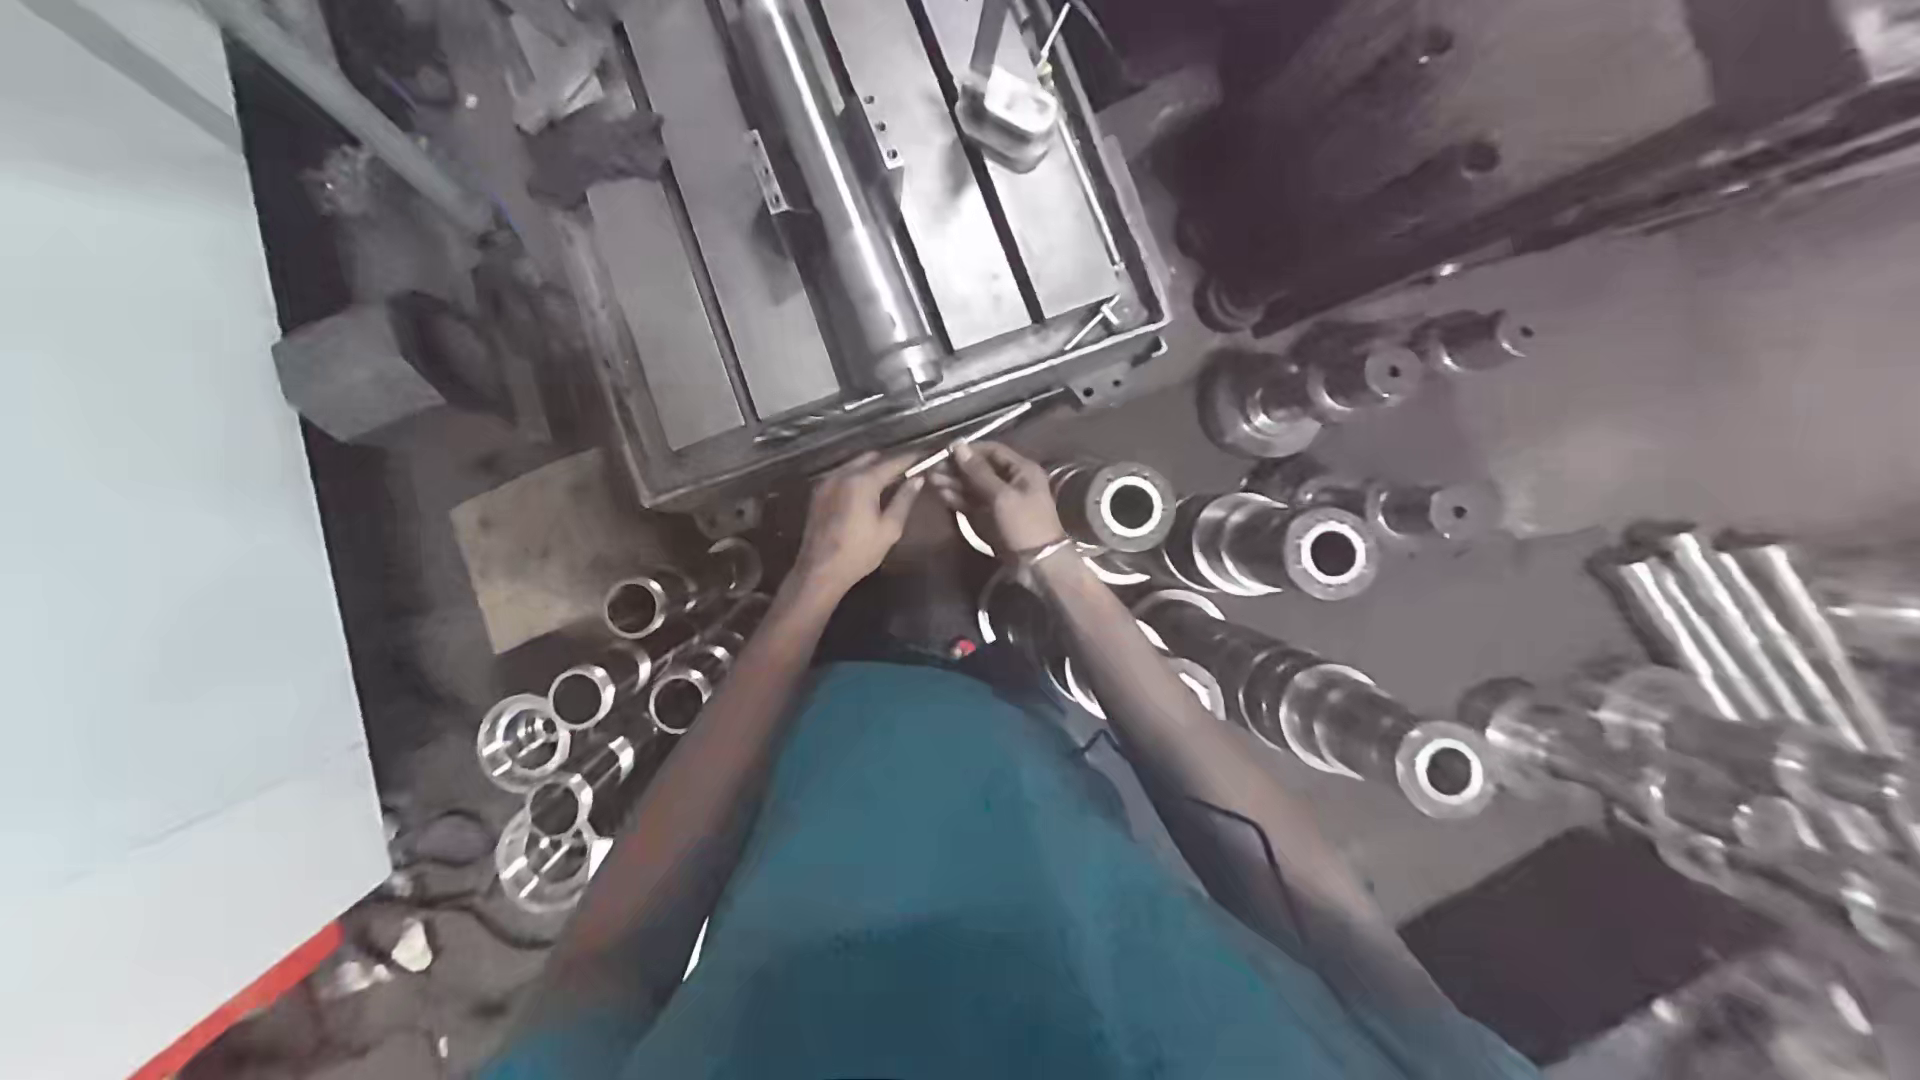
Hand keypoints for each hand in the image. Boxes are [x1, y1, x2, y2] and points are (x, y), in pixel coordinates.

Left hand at [792, 450, 922, 594]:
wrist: (820, 570)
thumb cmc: (859, 552)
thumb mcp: (890, 528)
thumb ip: (904, 500)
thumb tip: (917, 480)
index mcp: (862, 482)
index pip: (892, 462)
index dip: (909, 459)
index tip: (923, 457)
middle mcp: (842, 475)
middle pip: (871, 458)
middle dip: (889, 462)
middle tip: (906, 472)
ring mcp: (827, 482)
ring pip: (854, 464)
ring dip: (872, 467)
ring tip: (888, 481)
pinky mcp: (818, 493)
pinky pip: (841, 474)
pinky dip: (856, 476)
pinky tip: (865, 490)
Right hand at [930, 441, 1065, 554]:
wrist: (1037, 563)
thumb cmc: (1024, 524)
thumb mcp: (1002, 496)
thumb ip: (979, 472)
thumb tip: (958, 447)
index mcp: (1022, 470)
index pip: (992, 451)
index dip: (969, 450)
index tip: (945, 453)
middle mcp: (1011, 481)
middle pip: (980, 468)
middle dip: (957, 468)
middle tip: (932, 469)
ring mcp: (1000, 500)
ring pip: (973, 486)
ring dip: (954, 483)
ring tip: (931, 481)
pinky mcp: (991, 516)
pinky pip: (973, 502)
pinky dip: (958, 498)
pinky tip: (942, 494)